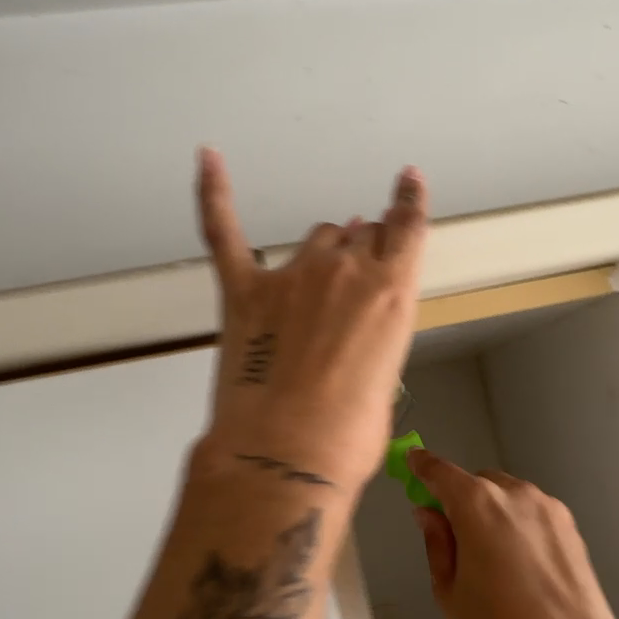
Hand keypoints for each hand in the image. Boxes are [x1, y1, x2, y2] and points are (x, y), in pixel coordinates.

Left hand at [195, 148, 428, 487]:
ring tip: (314, 283)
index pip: (407, 227)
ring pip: (315, 237)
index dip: (409, 200)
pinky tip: (209, 160)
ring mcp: (292, 277)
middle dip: (361, 252)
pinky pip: (224, 229)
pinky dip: (214, 193)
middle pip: (358, 236)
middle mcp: (345, 271)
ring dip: (321, 251)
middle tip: (353, 287)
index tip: (408, 180)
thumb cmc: (346, 436)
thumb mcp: (385, 381)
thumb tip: (354, 331)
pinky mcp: (243, 291)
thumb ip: (375, 337)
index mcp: (392, 292)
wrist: (286, 457)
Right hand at [406, 448, 618, 618]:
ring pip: (509, 497)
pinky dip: (518, 526)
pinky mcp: (572, 528)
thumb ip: (437, 544)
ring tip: (492, 563)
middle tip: (454, 541)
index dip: (423, 466)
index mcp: (477, 504)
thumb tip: (429, 513)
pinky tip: (521, 569)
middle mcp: (515, 494)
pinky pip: (533, 515)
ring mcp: (549, 508)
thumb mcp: (450, 593)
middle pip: (478, 483)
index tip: (412, 462)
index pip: (441, 472)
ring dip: (493, 513)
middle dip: (461, 500)